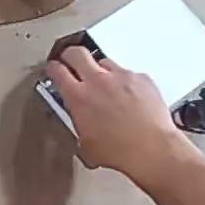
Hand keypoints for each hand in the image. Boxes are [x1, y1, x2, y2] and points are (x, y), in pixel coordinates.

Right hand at [45, 47, 202, 188]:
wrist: (150, 148)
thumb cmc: (120, 150)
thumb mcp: (85, 142)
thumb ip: (79, 121)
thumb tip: (81, 120)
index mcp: (79, 97)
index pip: (58, 71)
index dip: (53, 67)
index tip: (53, 67)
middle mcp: (98, 81)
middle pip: (77, 53)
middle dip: (70, 54)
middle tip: (70, 59)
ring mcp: (121, 76)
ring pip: (104, 61)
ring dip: (100, 69)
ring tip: (104, 82)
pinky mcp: (141, 78)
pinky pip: (128, 73)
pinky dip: (124, 81)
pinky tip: (128, 95)